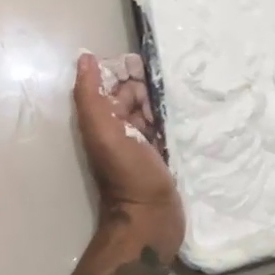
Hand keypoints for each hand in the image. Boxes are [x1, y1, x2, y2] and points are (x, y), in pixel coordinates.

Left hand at [74, 53, 182, 253]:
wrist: (152, 218)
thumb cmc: (128, 173)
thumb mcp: (103, 132)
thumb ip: (91, 95)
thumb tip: (85, 57)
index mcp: (102, 119)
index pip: (112, 80)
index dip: (126, 68)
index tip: (147, 66)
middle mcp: (120, 127)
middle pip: (134, 91)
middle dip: (149, 84)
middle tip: (163, 93)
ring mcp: (142, 140)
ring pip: (152, 106)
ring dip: (164, 99)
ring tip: (179, 102)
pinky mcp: (162, 151)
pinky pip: (167, 123)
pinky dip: (174, 115)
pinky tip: (189, 111)